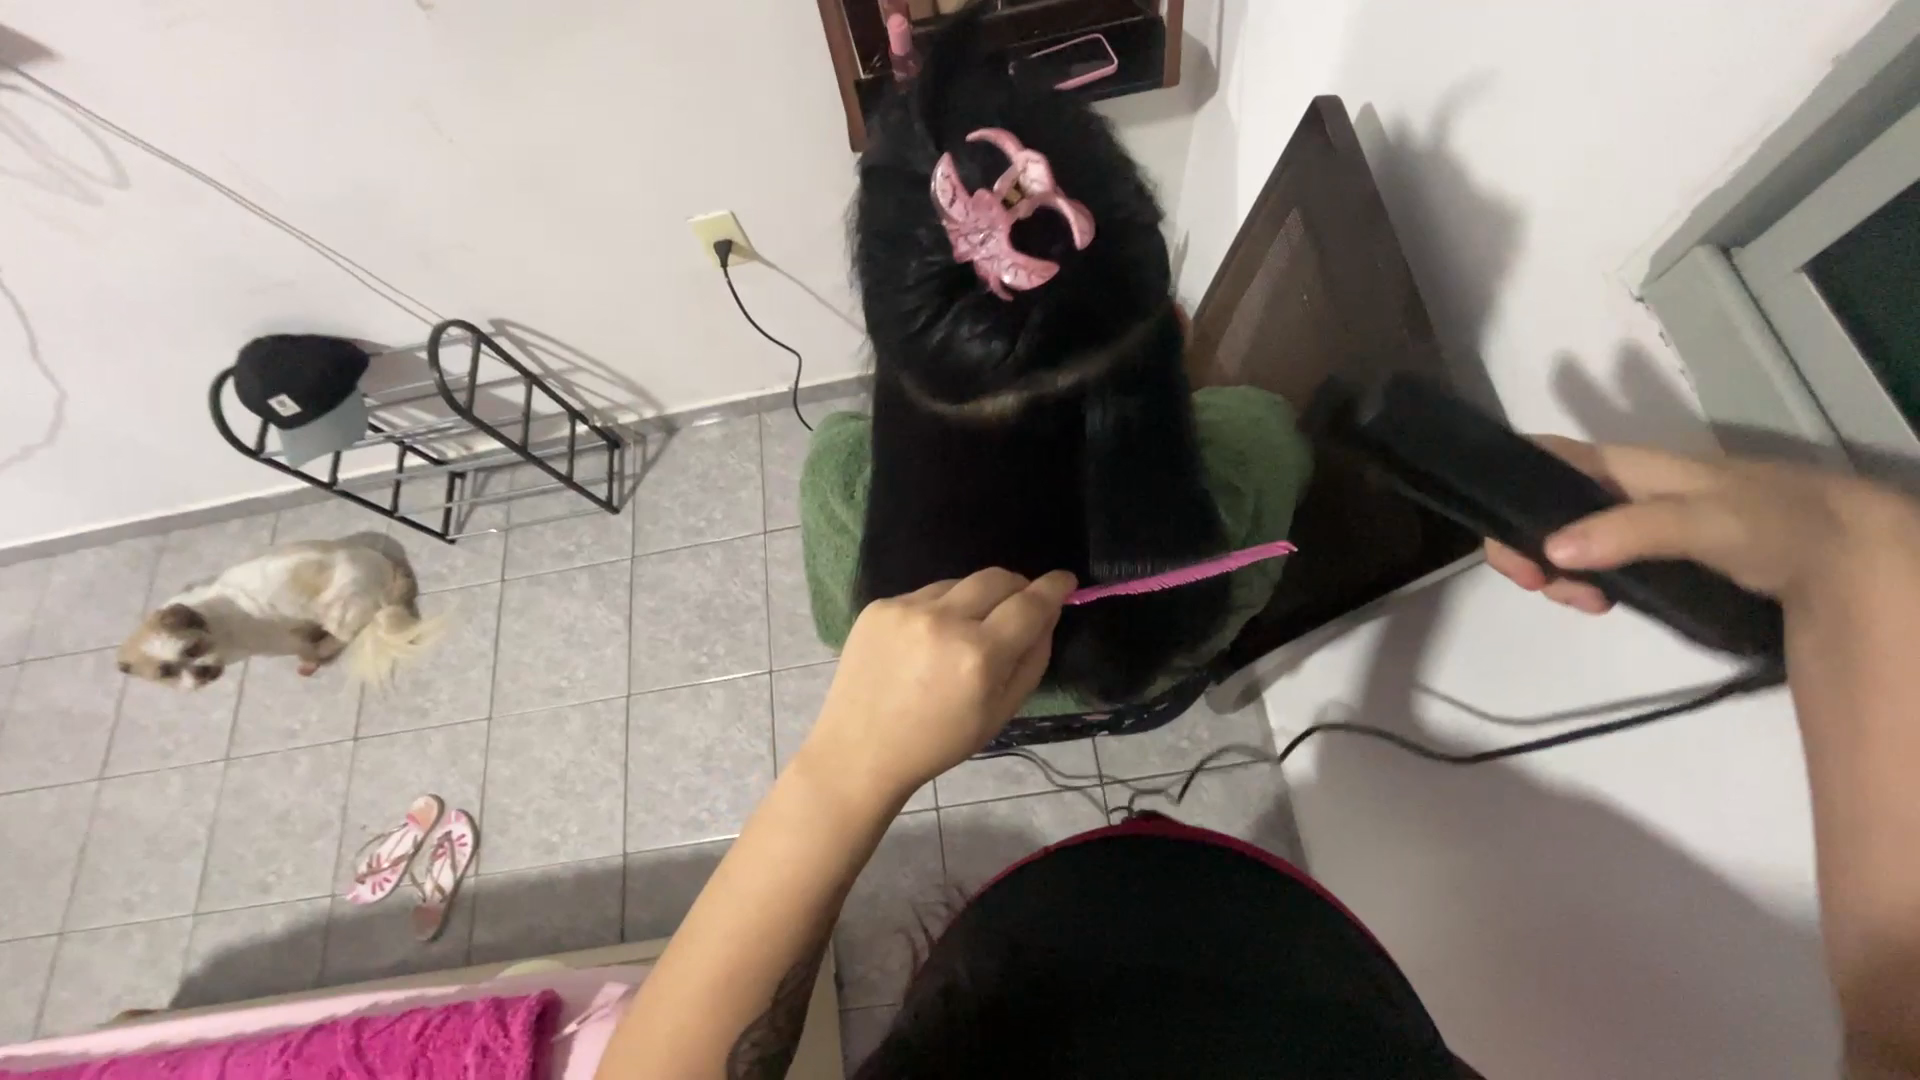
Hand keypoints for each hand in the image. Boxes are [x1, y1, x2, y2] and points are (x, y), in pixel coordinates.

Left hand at [794, 567, 1076, 805]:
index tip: (1065, 579)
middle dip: (1017, 586)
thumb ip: (1032, 659)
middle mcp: (944, 621)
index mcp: (979, 656)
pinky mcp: (879, 605)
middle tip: (1020, 605)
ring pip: (960, 584)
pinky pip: (926, 594)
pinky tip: (926, 642)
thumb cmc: (938, 741)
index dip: (1053, 587)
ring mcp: (907, 609)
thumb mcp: (1000, 712)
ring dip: (975, 600)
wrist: (861, 749)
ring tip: (963, 635)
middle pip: (997, 577)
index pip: (1030, 604)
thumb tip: (1047, 614)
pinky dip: (939, 609)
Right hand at [1487, 436, 1904, 608]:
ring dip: (1554, 573)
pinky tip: (1601, 602)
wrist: (1852, 552)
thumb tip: (1551, 550)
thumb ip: (1629, 531)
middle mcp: (1612, 488)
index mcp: (1618, 465)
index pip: (1539, 457)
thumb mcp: (1702, 521)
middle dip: (1525, 546)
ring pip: (1558, 540)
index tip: (1503, 537)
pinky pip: (1586, 561)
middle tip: (1539, 584)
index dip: (1505, 486)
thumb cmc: (1774, 521)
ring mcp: (1626, 519)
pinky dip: (1579, 583)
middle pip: (1538, 507)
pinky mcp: (1642, 550)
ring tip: (1585, 603)